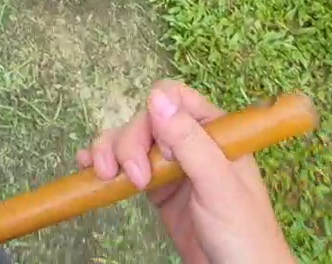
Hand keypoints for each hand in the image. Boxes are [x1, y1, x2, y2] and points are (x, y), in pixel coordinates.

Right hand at [78, 81, 294, 263]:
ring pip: (129, 139)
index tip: (161, 149)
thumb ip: (189, 141)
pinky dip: (102, 161)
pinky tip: (88, 166)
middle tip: (135, 177)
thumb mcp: (219, 186)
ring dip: (110, 150)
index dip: (158, 114)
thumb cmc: (243, 235)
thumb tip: (155, 96)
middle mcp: (189, 141)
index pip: (174, 97)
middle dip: (130, 143)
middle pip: (144, 119)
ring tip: (102, 174)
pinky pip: (122, 164)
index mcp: (213, 131)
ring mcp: (170, 165)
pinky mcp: (155, 188)